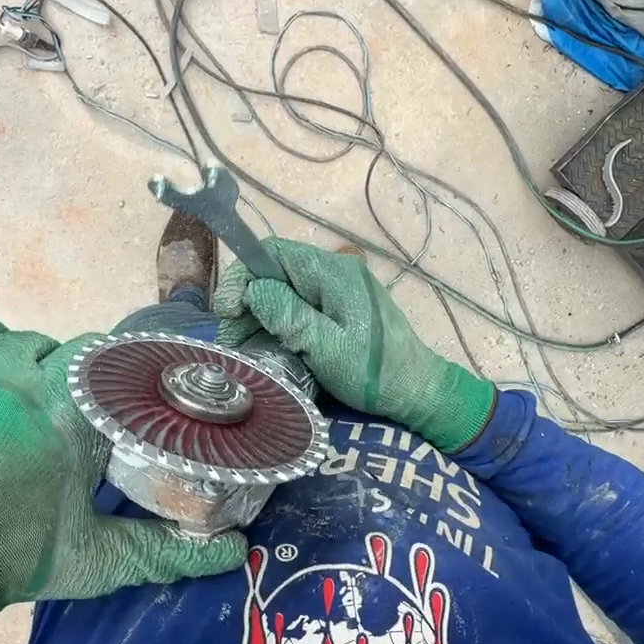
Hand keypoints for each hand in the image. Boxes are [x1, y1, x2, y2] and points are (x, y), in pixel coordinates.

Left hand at [0, 311, 246, 643]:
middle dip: (90, 384)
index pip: (124, 363)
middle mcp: (25, 377)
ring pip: (31, 342)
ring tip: (36, 410)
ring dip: (41, 370)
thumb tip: (233, 552)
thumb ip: (166, 551)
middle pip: (80, 353)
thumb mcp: (94, 559)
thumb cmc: (4, 560)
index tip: (135, 406)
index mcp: (69, 416)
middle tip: (85, 421)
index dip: (135, 381)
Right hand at [214, 238, 495, 452]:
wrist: (416, 390)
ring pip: (282, 291)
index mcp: (333, 274)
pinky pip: (297, 306)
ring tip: (242, 350)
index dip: (243, 275)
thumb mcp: (327, 349)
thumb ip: (289, 317)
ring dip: (257, 318)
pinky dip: (276, 325)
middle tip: (231, 341)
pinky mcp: (338, 308)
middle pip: (274, 273)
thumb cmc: (374, 374)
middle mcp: (334, 272)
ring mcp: (337, 290)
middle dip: (245, 304)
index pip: (273, 252)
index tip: (227, 310)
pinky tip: (265, 348)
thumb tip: (252, 291)